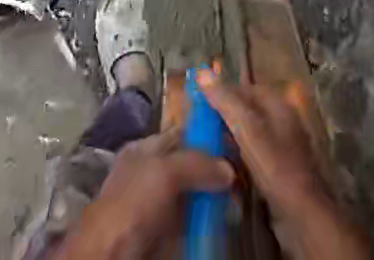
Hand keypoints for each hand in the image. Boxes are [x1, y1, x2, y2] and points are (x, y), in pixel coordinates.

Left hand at [57, 130, 234, 259]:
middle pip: (192, 167)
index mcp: (145, 151)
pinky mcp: (165, 239)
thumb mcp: (164, 173)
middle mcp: (152, 176)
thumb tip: (230, 170)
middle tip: (241, 180)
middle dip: (217, 173)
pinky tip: (224, 226)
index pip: (183, 134)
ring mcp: (159, 209)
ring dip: (216, 202)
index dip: (208, 136)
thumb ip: (199, 163)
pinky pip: (193, 226)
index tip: (236, 142)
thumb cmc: (131, 207)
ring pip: (195, 198)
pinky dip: (208, 227)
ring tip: (237, 207)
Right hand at [199, 70, 367, 259]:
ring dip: (229, 138)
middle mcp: (283, 119)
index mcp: (279, 103)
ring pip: (249, 134)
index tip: (198, 104)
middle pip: (247, 111)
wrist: (301, 212)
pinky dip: (238, 156)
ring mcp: (282, 144)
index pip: (245, 89)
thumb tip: (203, 72)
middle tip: (198, 128)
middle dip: (224, 117)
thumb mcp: (247, 129)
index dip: (221, 93)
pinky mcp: (279, 168)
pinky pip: (253, 154)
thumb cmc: (274, 164)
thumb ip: (226, 101)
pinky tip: (224, 167)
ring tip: (206, 147)